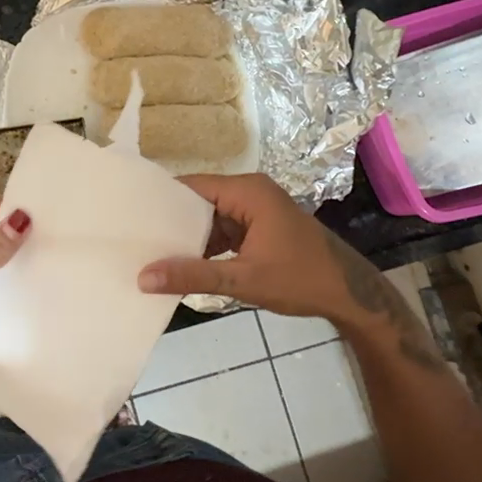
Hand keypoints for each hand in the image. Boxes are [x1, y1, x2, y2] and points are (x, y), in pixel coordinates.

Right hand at [136, 174, 364, 323]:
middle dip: (171, 222)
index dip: (161, 201)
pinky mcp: (259, 227)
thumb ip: (193, 275)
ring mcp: (256, 210)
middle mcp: (250, 192)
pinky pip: (224, 230)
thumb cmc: (301, 280)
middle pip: (199, 201)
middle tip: (135, 240)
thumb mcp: (244, 280)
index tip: (130, 218)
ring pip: (210, 218)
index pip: (192, 186)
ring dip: (188, 238)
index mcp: (248, 192)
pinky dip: (206, 246)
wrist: (351, 295)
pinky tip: (182, 265)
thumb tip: (143, 277)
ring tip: (151, 254)